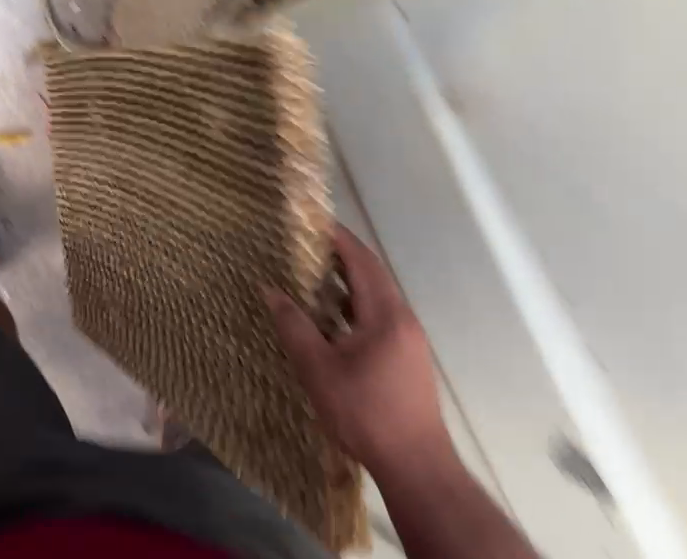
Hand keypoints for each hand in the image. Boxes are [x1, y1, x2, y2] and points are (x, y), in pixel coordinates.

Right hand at [267, 225, 453, 478]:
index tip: (311, 220)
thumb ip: (293, 325)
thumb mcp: (317, 367)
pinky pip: (379, 316)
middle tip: (304, 243)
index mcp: (385, 314)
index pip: (362, 260)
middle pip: (372, 275)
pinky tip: (331, 317)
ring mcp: (410, 341)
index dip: (337, 237)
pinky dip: (354, 304)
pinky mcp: (408, 359)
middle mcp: (403, 320)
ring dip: (346, 281)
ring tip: (310, 275)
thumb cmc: (364, 411)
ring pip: (376, 297)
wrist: (416, 465)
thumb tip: (270, 290)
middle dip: (340, 255)